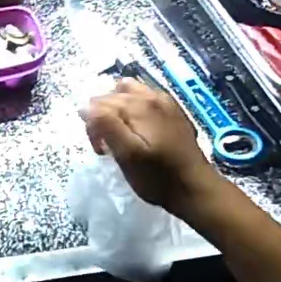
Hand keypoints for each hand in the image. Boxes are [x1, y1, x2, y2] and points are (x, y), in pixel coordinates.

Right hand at [84, 79, 225, 218]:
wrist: (195, 188)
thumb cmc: (157, 176)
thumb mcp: (127, 154)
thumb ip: (106, 126)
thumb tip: (85, 108)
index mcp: (138, 105)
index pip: (97, 104)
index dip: (93, 126)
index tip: (101, 149)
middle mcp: (151, 96)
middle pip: (110, 97)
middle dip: (102, 118)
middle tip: (109, 147)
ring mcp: (164, 102)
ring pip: (126, 93)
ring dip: (116, 110)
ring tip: (121, 134)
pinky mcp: (171, 111)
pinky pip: (143, 98)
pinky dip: (132, 109)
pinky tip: (137, 130)